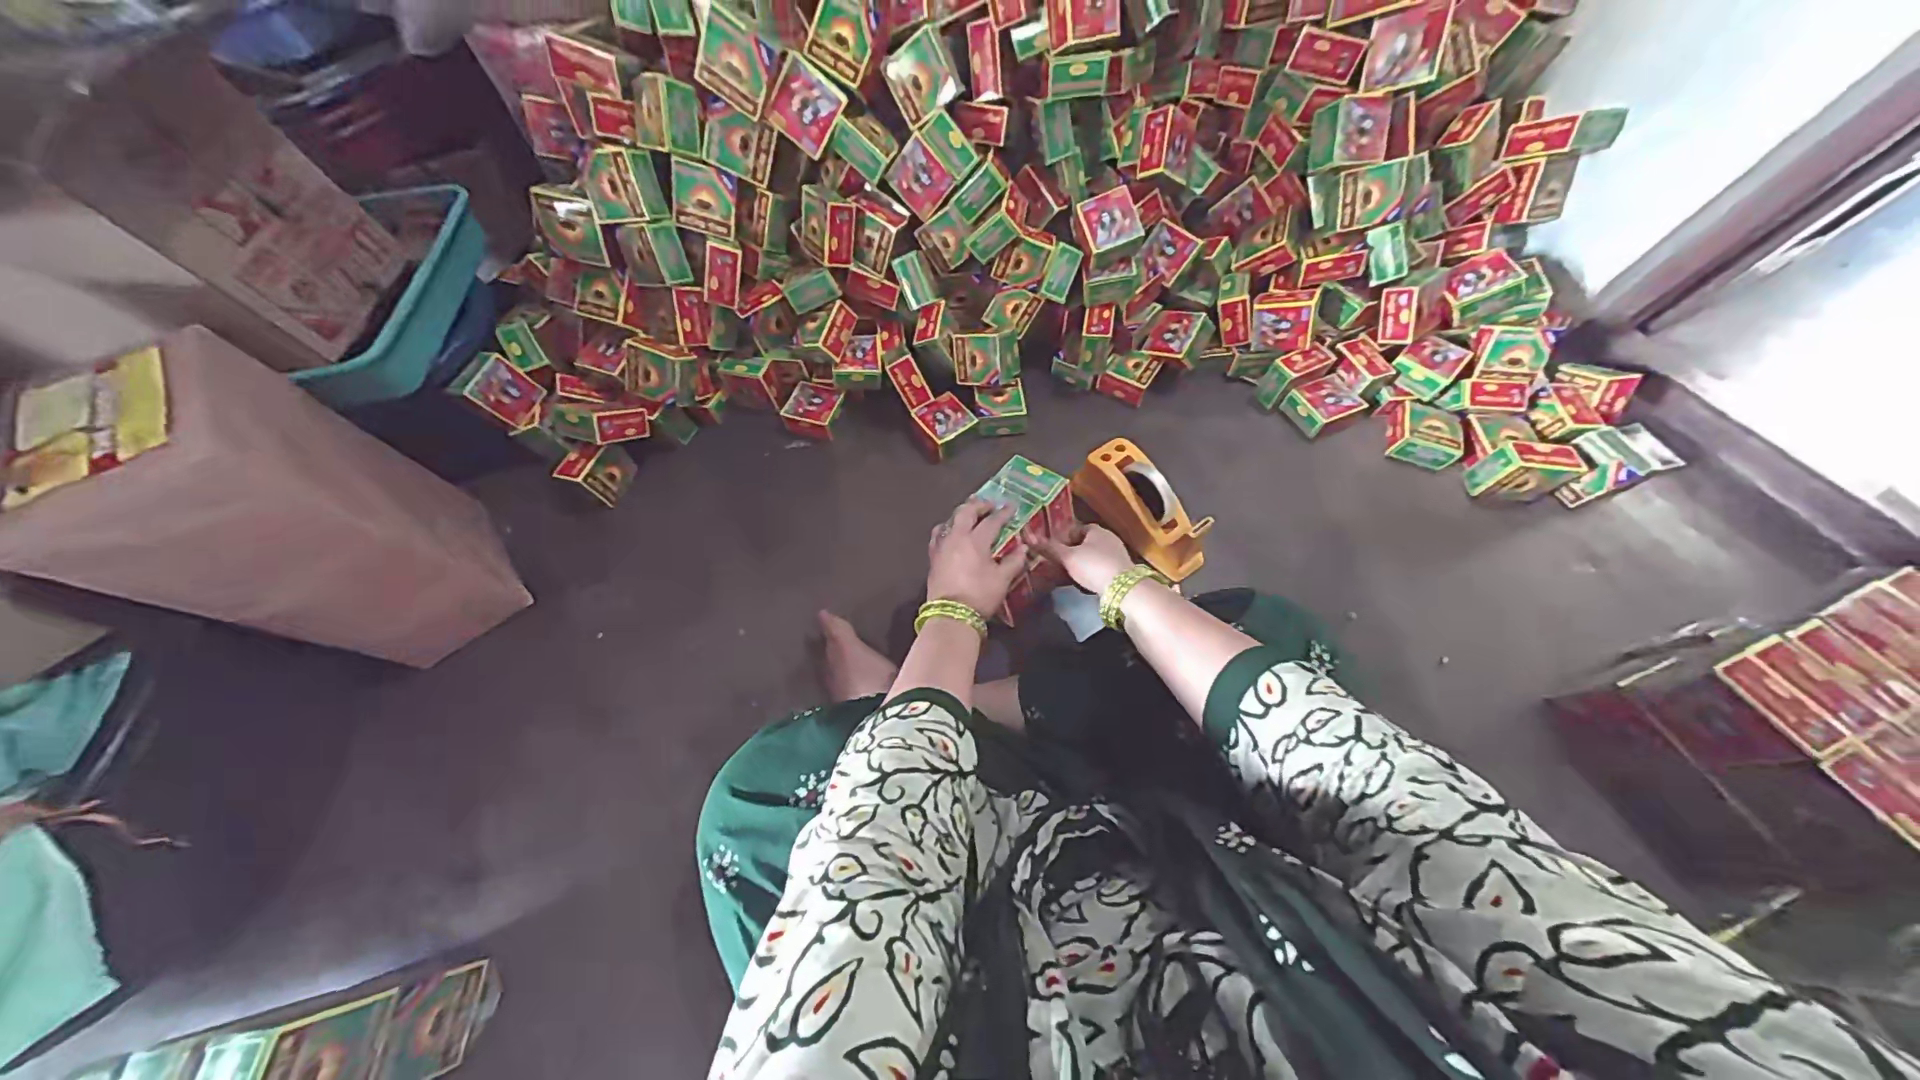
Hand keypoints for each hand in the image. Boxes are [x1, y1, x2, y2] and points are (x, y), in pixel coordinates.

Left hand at [926, 499, 1027, 617]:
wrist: (951, 615)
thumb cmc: (980, 596)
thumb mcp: (1002, 580)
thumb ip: (1013, 561)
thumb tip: (1023, 548)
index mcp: (975, 541)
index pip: (992, 521)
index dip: (1003, 513)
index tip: (1012, 506)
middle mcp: (956, 538)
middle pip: (966, 512)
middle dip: (979, 505)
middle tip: (989, 505)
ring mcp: (942, 546)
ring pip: (949, 520)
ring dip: (961, 514)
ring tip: (970, 516)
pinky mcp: (933, 557)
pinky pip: (939, 534)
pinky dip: (948, 528)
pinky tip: (952, 534)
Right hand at [1037, 523, 1134, 595]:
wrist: (1123, 589)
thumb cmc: (1093, 566)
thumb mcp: (1068, 557)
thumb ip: (1049, 548)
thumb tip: (1029, 537)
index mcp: (1096, 530)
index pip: (1076, 528)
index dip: (1063, 537)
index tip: (1052, 548)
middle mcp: (1108, 538)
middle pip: (1084, 542)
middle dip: (1071, 551)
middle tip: (1056, 562)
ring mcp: (1116, 554)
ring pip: (1092, 556)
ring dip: (1080, 563)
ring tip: (1066, 574)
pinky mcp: (1120, 569)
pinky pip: (1100, 567)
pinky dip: (1090, 572)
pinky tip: (1083, 582)